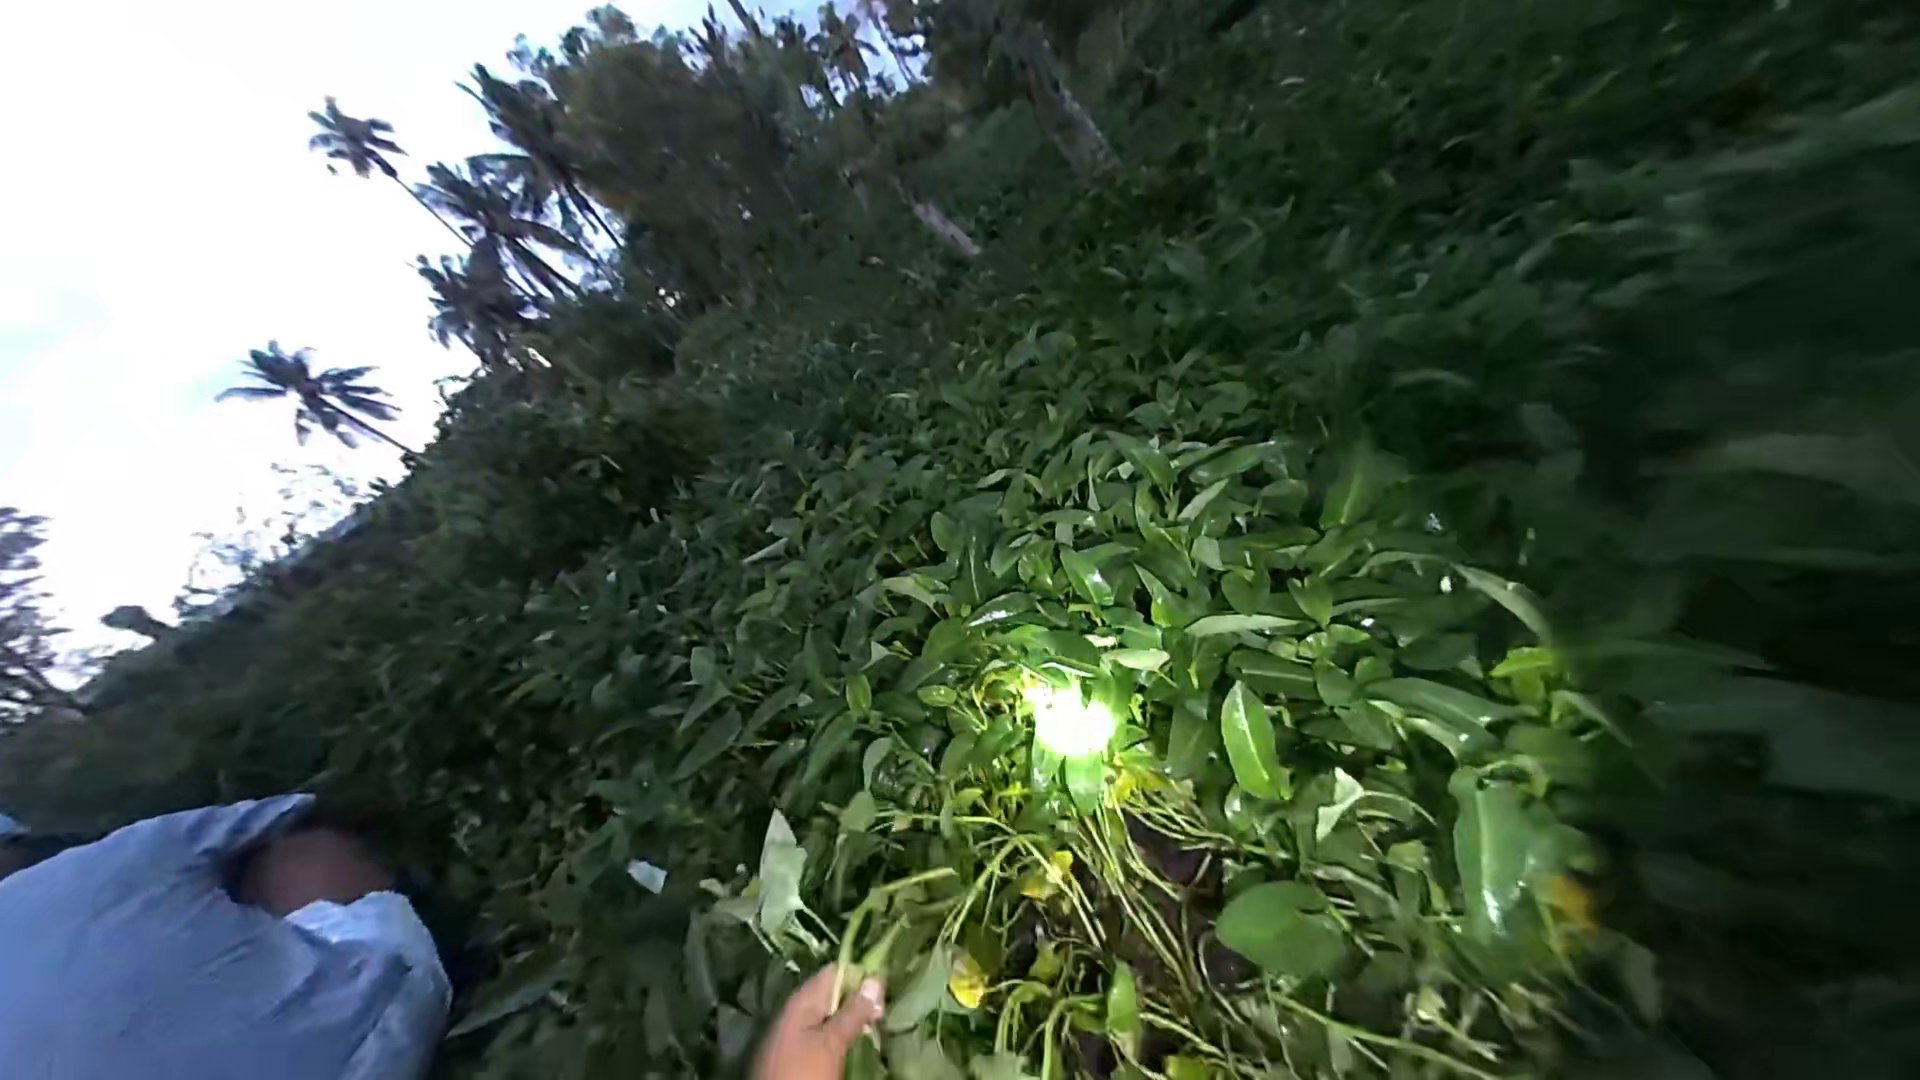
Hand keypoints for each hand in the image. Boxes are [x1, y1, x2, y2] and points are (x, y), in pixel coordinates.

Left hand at [753, 965, 885, 1079]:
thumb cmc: (803, 1076)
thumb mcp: (832, 1043)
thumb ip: (853, 1011)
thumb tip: (875, 978)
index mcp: (802, 1000)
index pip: (835, 971)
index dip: (859, 976)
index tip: (881, 990)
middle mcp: (796, 1012)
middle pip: (833, 995)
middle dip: (857, 1001)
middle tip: (880, 1014)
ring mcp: (793, 1036)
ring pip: (829, 1018)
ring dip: (849, 1022)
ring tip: (871, 1030)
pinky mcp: (794, 1058)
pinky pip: (821, 1038)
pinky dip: (838, 1040)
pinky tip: (852, 1048)